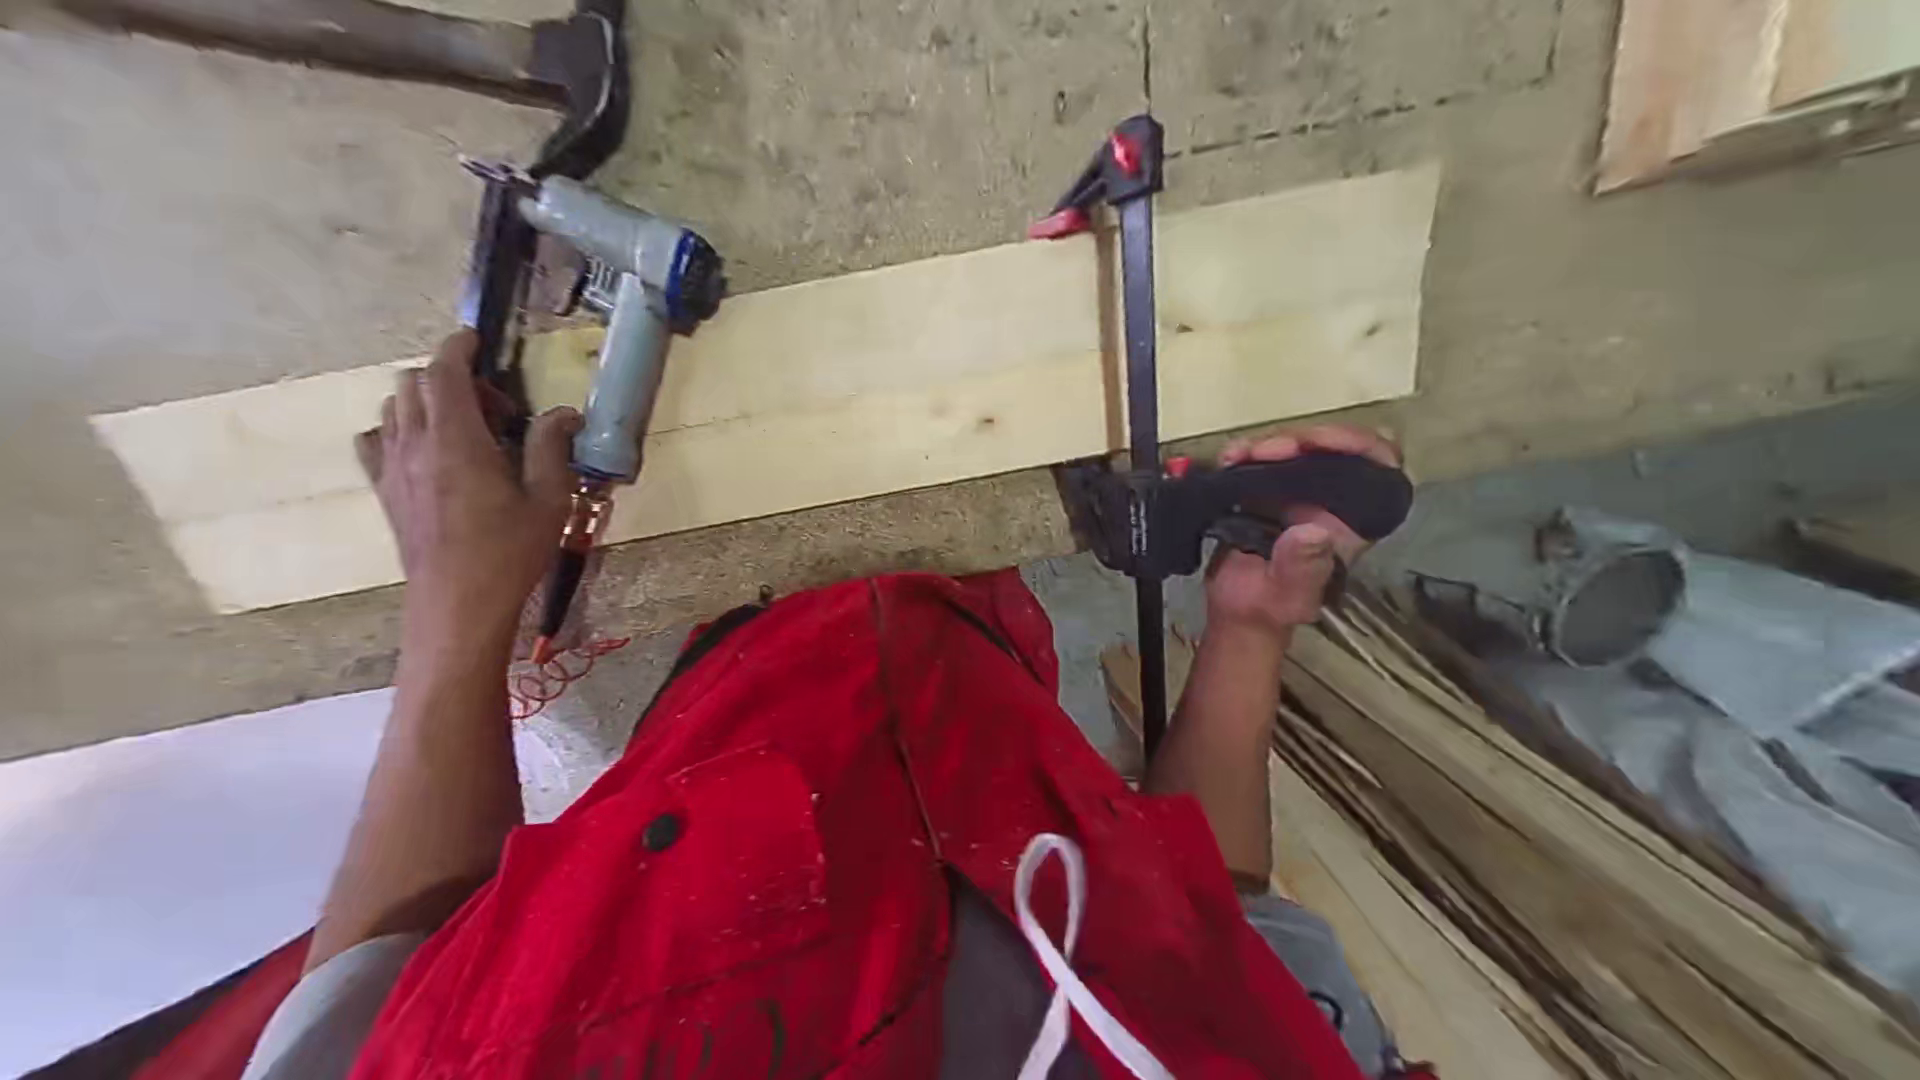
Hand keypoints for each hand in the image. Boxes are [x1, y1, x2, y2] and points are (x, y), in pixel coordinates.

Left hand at [355, 331, 580, 653]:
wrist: (458, 603)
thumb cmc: (510, 551)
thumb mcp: (549, 500)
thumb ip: (553, 449)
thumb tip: (564, 414)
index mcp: (457, 441)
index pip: (444, 373)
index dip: (458, 348)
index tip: (476, 339)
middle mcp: (414, 445)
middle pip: (415, 384)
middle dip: (454, 380)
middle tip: (498, 410)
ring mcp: (392, 467)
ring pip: (395, 408)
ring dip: (430, 403)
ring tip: (469, 431)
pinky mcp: (385, 490)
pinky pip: (379, 439)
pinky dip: (401, 428)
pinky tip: (429, 452)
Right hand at [1204, 425, 1401, 639]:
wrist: (1238, 610)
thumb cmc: (1272, 606)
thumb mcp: (1290, 593)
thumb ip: (1302, 565)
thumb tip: (1312, 531)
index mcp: (1350, 519)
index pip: (1376, 467)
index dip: (1357, 445)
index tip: (1320, 442)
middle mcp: (1328, 500)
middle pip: (1330, 450)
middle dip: (1300, 440)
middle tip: (1269, 451)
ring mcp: (1295, 494)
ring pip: (1294, 450)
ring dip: (1267, 444)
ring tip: (1240, 456)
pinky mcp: (1262, 492)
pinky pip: (1259, 461)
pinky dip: (1243, 453)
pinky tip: (1228, 459)